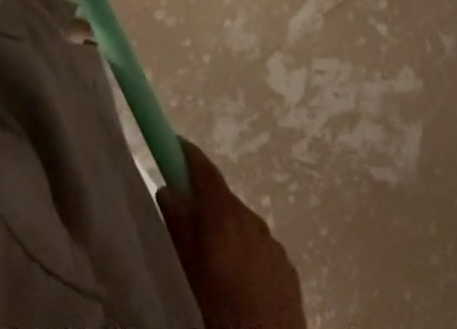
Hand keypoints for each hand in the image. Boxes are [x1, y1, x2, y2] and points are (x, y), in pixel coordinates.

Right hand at [156, 139, 306, 328]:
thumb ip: (177, 226)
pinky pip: (257, 246)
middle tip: (179, 213)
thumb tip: (169, 190)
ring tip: (206, 255)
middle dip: (201, 198)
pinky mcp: (287, 268)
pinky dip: (241, 249)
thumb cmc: (218, 309)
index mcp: (225, 216)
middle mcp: (252, 221)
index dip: (187, 154)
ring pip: (240, 222)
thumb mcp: (185, 269)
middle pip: (222, 197)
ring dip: (222, 226)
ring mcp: (274, 245)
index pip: (205, 170)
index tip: (171, 146)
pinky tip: (233, 276)